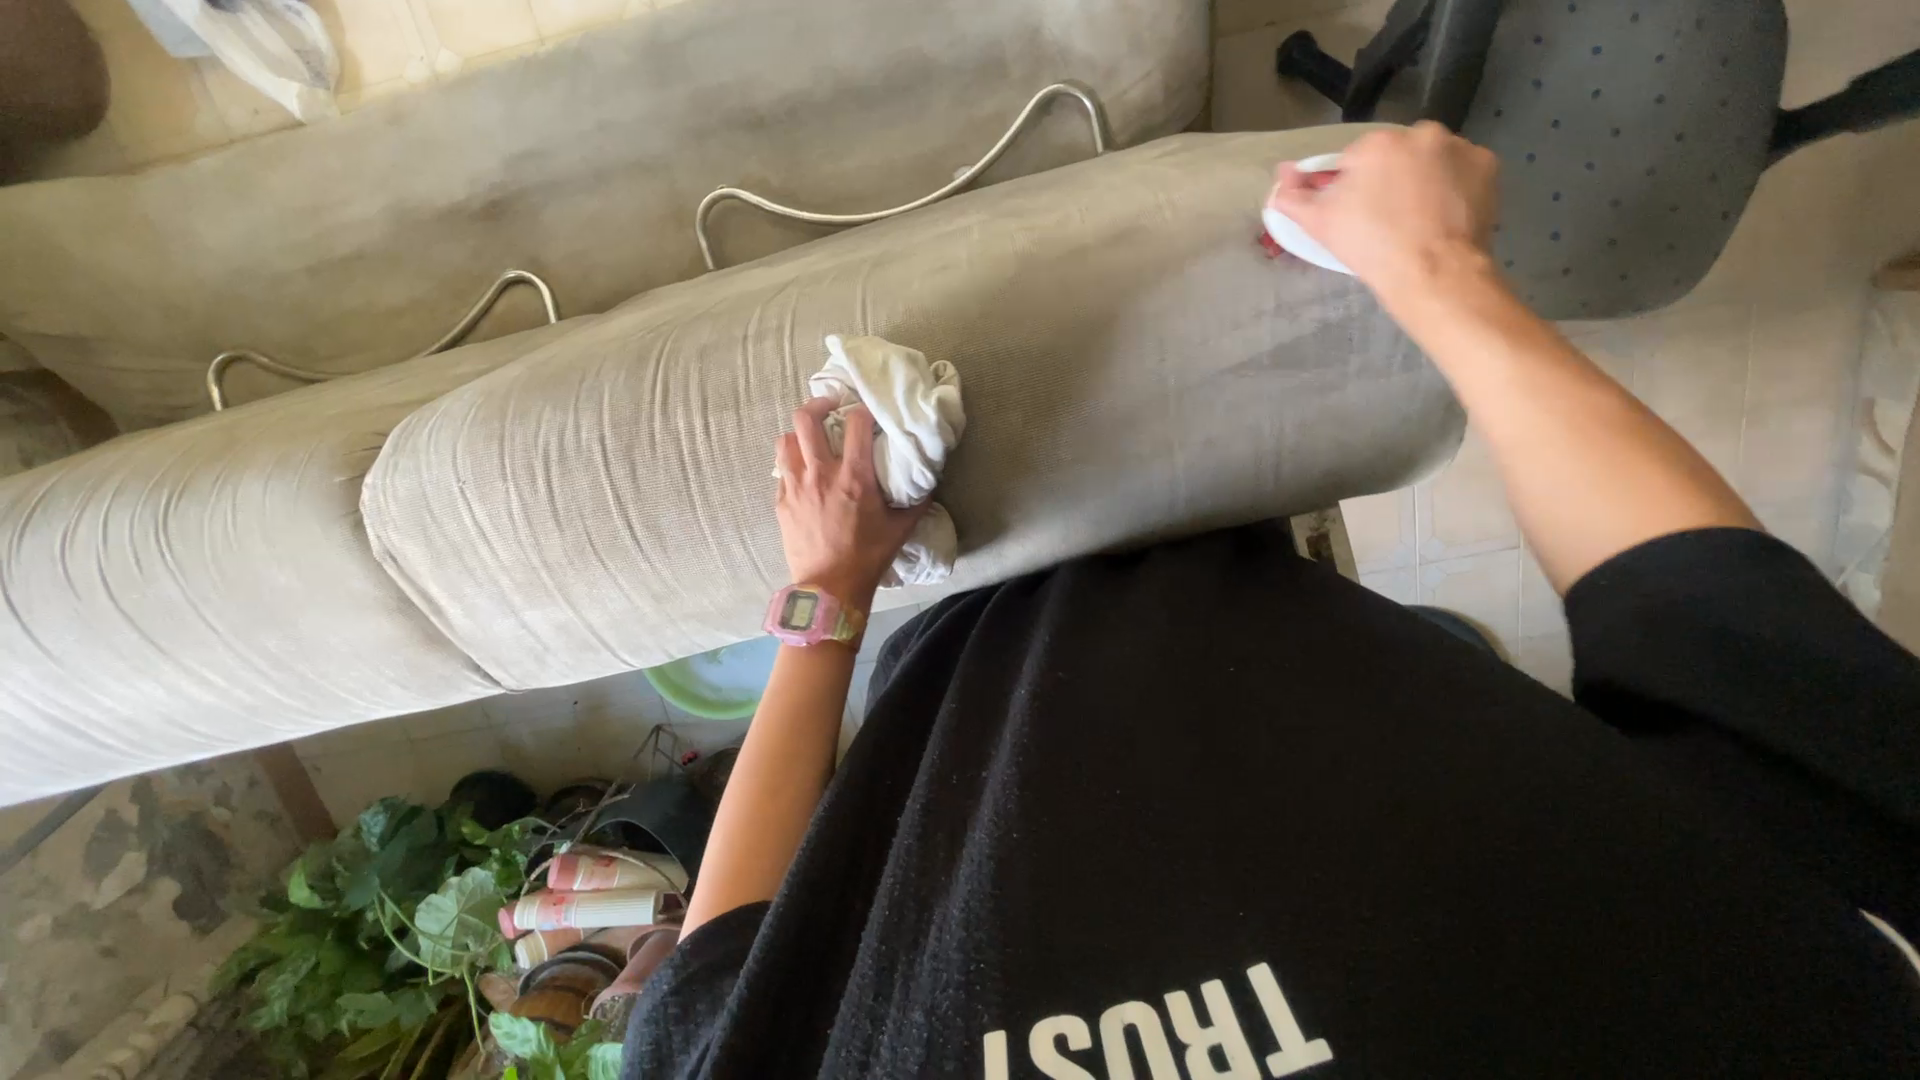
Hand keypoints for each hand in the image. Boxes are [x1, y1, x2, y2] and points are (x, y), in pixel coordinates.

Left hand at [774, 397, 927, 610]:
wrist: (830, 587)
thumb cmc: (868, 558)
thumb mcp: (900, 529)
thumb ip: (915, 502)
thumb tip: (928, 484)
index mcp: (854, 477)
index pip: (855, 422)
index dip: (862, 410)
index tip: (867, 413)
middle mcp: (821, 474)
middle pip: (806, 418)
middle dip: (818, 404)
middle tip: (830, 407)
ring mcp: (796, 486)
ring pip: (786, 439)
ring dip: (799, 434)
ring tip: (810, 439)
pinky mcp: (781, 501)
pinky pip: (781, 469)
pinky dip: (792, 463)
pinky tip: (803, 473)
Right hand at [1266, 121, 1499, 298]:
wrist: (1432, 272)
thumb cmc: (1370, 246)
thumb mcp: (1320, 224)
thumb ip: (1294, 196)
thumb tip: (1281, 173)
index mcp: (1375, 143)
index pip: (1352, 160)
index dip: (1350, 188)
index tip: (1354, 215)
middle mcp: (1420, 133)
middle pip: (1394, 155)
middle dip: (1387, 179)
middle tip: (1385, 218)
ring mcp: (1458, 146)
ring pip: (1428, 160)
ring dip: (1420, 179)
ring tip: (1415, 218)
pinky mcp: (1486, 163)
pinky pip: (1460, 170)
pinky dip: (1451, 186)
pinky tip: (1441, 214)